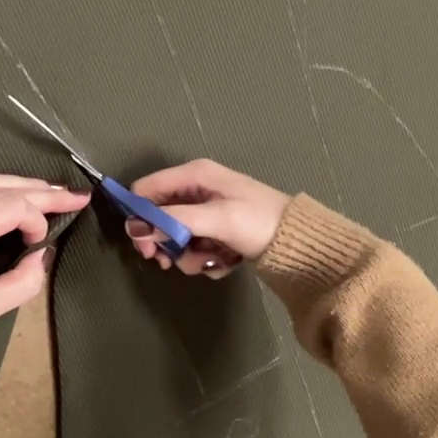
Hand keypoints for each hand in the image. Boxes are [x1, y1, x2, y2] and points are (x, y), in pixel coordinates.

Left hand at [0, 174, 91, 335]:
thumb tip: (42, 254)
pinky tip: (10, 192)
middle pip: (1, 186)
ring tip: (48, 191)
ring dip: (17, 185)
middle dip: (41, 191)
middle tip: (73, 195)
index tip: (41, 242)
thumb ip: (23, 282)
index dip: (37, 218)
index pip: (10, 206)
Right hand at [125, 159, 292, 278]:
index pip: (146, 189)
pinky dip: (206, 258)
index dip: (139, 215)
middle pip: (158, 216)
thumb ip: (174, 221)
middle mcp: (196, 189)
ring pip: (177, 237)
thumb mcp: (216, 219)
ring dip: (188, 255)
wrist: (302, 245)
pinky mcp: (216, 231)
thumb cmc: (259, 223)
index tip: (144, 245)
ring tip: (211, 262)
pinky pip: (196, 247)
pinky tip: (225, 262)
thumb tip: (134, 227)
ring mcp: (206, 212)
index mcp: (194, 175)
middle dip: (165, 242)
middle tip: (166, 262)